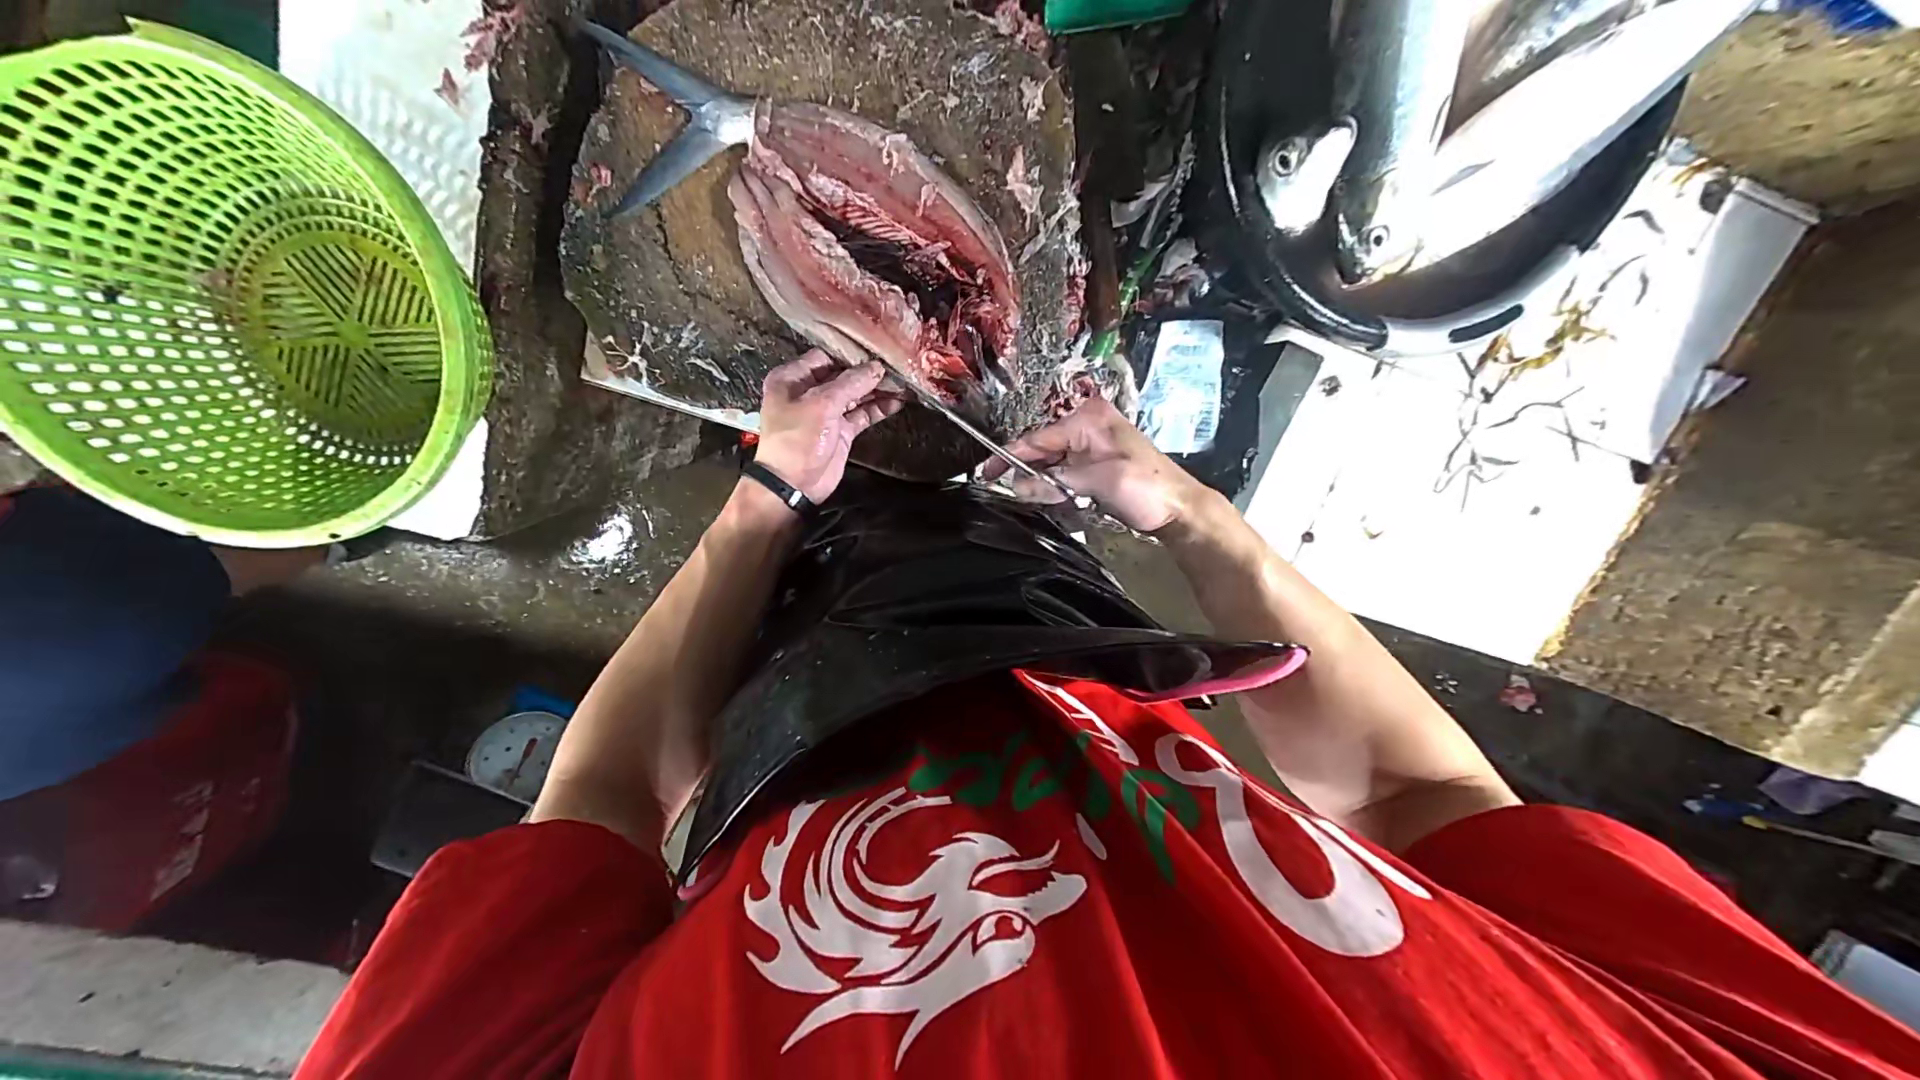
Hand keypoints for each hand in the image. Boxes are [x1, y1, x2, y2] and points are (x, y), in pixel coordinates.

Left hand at [753, 350, 902, 503]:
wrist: (793, 485)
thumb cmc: (798, 439)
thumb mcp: (821, 404)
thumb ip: (851, 383)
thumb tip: (877, 368)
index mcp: (792, 378)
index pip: (825, 357)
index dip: (850, 354)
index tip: (877, 350)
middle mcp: (808, 392)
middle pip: (843, 376)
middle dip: (868, 373)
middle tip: (896, 368)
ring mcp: (825, 412)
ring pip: (855, 395)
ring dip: (877, 391)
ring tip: (902, 384)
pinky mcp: (840, 431)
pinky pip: (861, 414)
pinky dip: (877, 409)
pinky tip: (896, 403)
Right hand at [983, 396, 1210, 531]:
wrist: (1179, 508)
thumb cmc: (1146, 488)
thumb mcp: (1098, 482)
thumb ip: (1055, 481)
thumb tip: (1018, 485)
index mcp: (1088, 420)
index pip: (1037, 437)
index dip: (1008, 456)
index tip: (985, 472)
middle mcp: (1087, 425)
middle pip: (1041, 448)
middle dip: (1025, 471)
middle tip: (1006, 491)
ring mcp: (1092, 444)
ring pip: (1051, 461)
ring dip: (1041, 482)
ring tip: (1039, 499)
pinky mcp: (1095, 462)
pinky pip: (1064, 470)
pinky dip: (1055, 485)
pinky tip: (1055, 498)